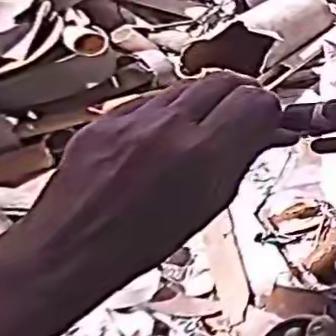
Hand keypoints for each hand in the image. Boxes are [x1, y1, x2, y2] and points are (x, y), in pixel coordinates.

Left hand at [1, 73, 284, 296]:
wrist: (64, 255)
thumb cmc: (136, 242)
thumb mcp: (214, 200)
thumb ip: (246, 156)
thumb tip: (270, 133)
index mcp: (203, 153)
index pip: (258, 100)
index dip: (271, 108)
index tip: (271, 118)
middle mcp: (167, 129)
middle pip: (227, 80)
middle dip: (244, 95)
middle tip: (248, 113)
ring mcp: (132, 121)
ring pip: (191, 84)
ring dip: (209, 99)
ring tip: (209, 124)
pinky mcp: (105, 120)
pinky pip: (153, 97)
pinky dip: (170, 109)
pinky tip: (170, 132)